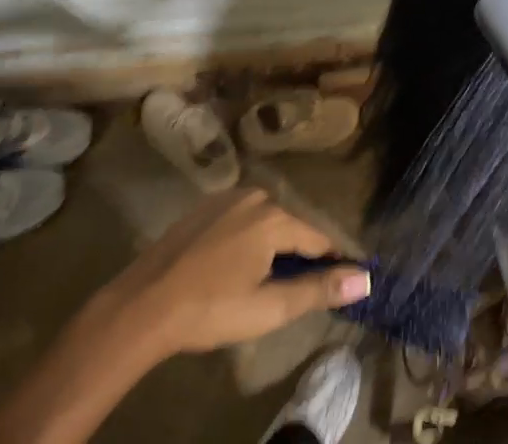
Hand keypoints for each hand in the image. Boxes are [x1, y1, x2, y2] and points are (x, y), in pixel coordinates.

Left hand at [99, 188, 370, 358]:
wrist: (142, 305)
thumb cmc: (211, 309)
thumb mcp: (270, 307)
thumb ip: (319, 289)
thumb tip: (365, 278)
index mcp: (274, 218)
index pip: (319, 240)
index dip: (333, 263)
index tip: (343, 284)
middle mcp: (254, 198)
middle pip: (292, 228)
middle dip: (300, 256)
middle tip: (295, 293)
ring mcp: (224, 200)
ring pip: (265, 223)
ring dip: (272, 248)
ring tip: (266, 284)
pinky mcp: (201, 209)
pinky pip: (240, 221)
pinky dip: (247, 241)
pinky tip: (235, 269)